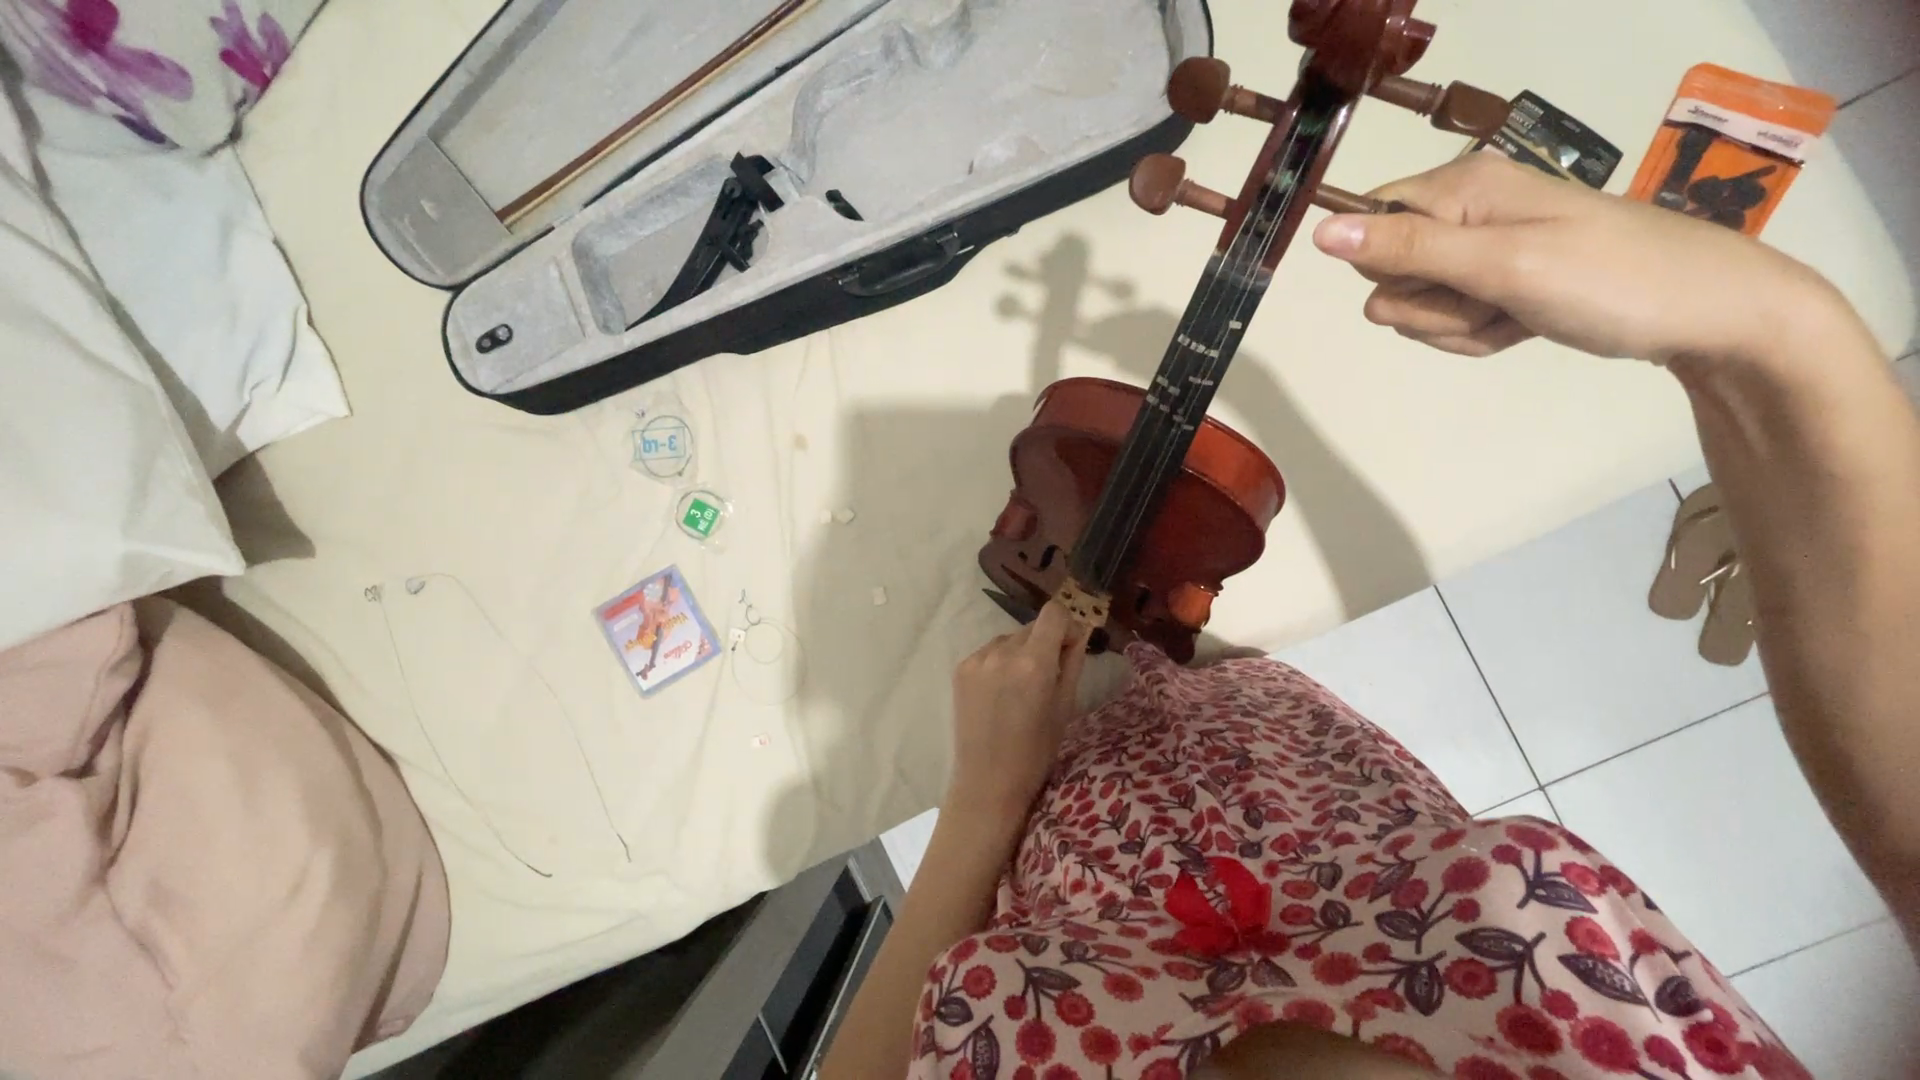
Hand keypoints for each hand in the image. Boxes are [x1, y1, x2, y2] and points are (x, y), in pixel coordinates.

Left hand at [947, 601, 1091, 820]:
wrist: (988, 781)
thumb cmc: (1036, 751)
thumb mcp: (1065, 706)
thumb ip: (1073, 662)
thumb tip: (1080, 630)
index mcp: (1034, 662)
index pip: (1054, 613)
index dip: (1067, 626)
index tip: (1070, 649)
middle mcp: (1003, 652)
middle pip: (1032, 627)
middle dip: (1045, 643)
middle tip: (1048, 677)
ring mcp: (977, 659)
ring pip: (1010, 639)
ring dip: (1021, 653)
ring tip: (1020, 690)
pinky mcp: (961, 669)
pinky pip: (989, 653)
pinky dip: (1000, 664)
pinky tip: (1000, 694)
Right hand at [1310, 152, 1848, 367]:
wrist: (1704, 315)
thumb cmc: (1607, 279)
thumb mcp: (1498, 265)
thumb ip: (1406, 249)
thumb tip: (1321, 231)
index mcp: (1460, 191)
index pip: (1367, 225)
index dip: (1385, 264)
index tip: (1438, 279)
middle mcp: (1462, 215)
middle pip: (1388, 274)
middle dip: (1427, 306)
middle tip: (1487, 301)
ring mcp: (1480, 253)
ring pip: (1415, 306)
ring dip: (1454, 326)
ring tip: (1512, 315)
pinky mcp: (1495, 286)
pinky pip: (1448, 322)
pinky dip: (1476, 335)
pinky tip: (1518, 326)